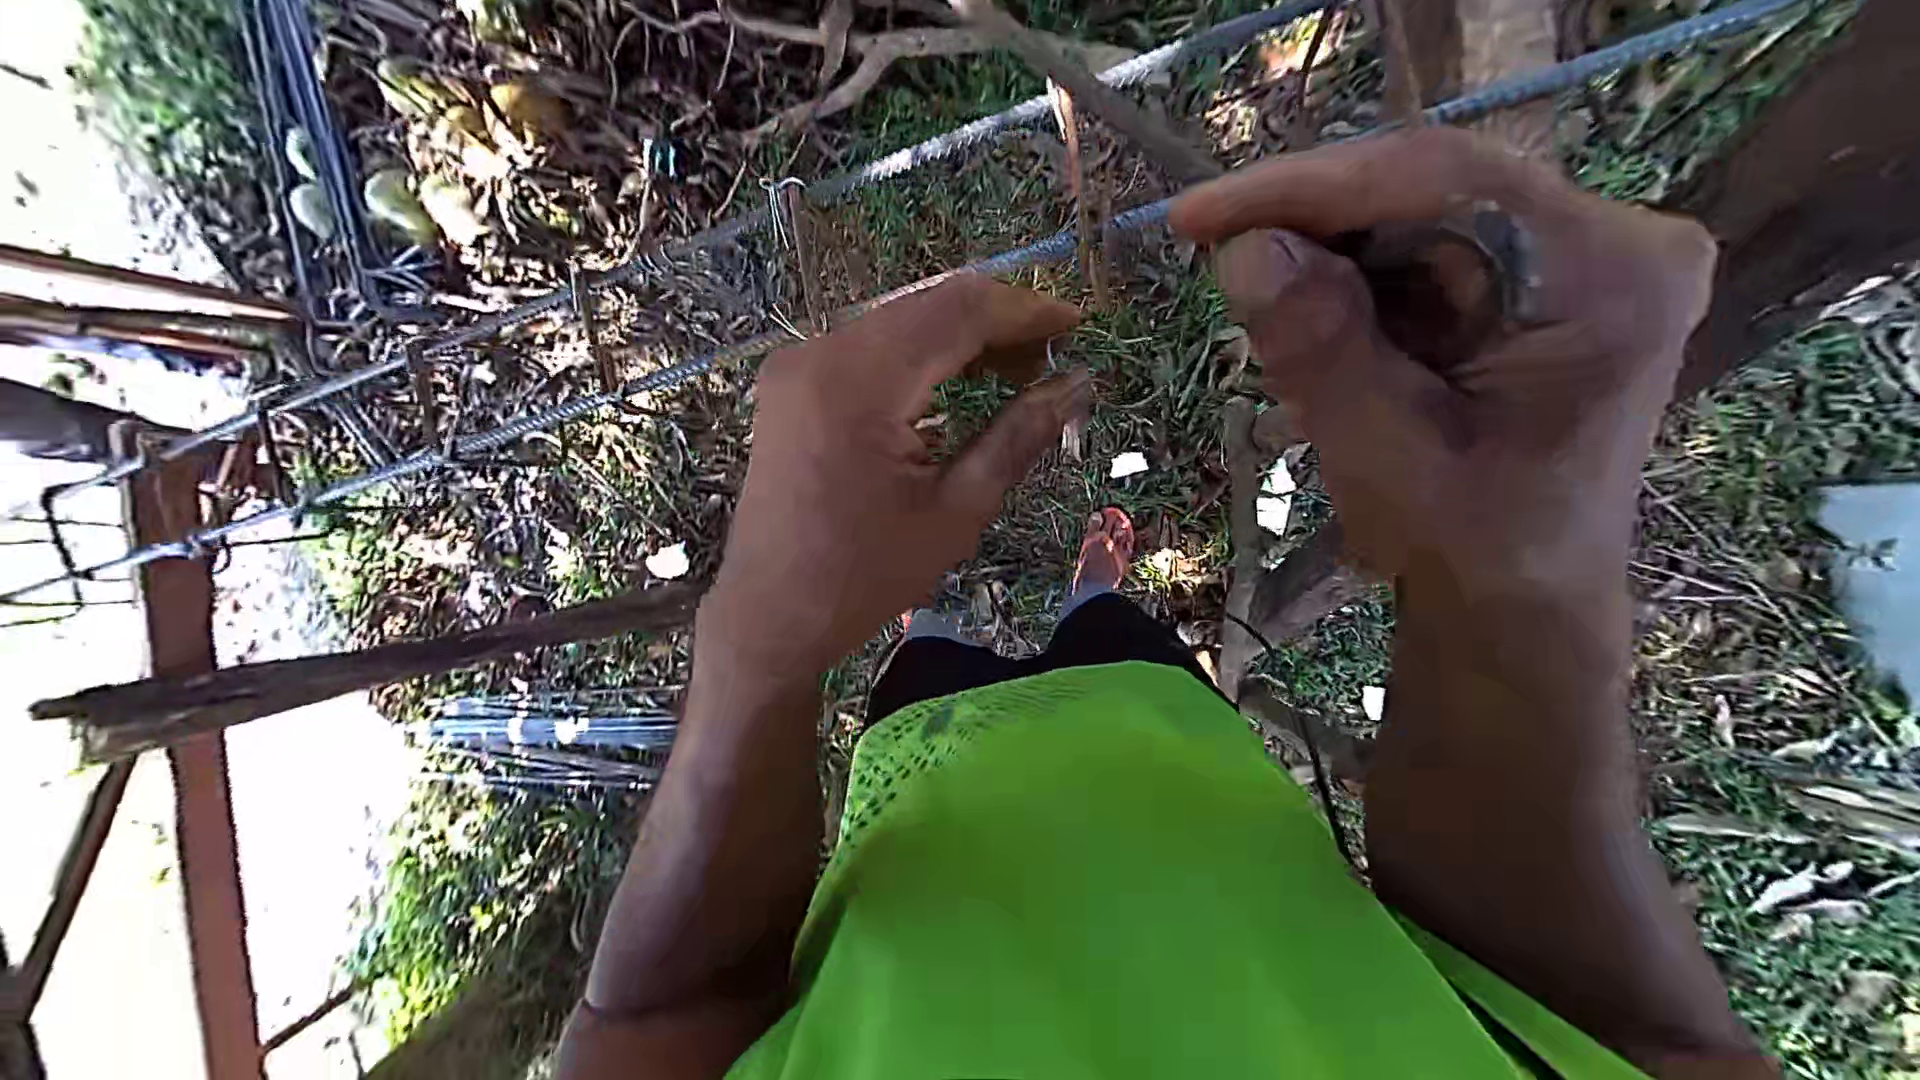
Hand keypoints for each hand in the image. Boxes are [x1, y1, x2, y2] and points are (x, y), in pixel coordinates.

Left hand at [699, 277, 1087, 680]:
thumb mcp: (956, 511)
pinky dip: (920, 360)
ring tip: (1014, 376)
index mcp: (857, 383)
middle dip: (996, 326)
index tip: (1073, 326)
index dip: (1024, 311)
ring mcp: (797, 365)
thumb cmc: (865, 576)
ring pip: (900, 325)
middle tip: (1047, 363)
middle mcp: (818, 354)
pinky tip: (956, 387)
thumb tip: (1076, 385)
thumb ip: (1018, 435)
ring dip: (960, 341)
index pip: (956, 310)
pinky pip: (870, 350)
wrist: (773, 613)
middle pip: (927, 308)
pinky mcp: (793, 385)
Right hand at [1171, 128, 1716, 597]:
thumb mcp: (1381, 451)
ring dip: (1314, 268)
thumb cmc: (1462, 544)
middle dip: (1302, 228)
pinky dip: (1337, 295)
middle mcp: (1600, 243)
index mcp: (1601, 276)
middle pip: (1422, 192)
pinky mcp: (1517, 291)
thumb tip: (1240, 251)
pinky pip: (1408, 264)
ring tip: (1260, 327)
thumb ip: (1319, 348)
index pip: (1436, 180)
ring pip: (1406, 225)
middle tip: (1208, 259)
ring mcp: (1560, 264)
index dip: (1302, 189)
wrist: (1509, 599)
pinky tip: (1302, 341)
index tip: (1193, 215)